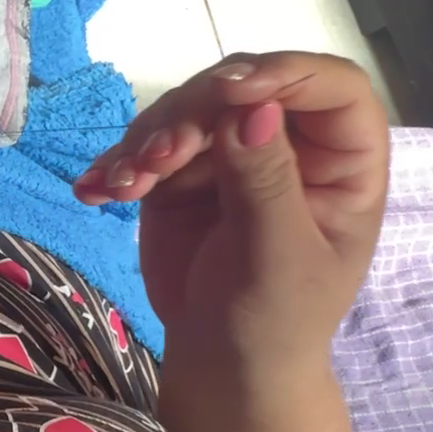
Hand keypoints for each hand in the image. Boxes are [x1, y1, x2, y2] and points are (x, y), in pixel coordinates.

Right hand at [73, 52, 388, 365]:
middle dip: (188, 117)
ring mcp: (224, 159)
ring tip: (121, 188)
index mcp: (339, 160)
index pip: (327, 88)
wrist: (221, 357)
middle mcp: (283, 146)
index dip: (282, 74)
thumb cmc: (273, 316)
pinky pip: (140, 153)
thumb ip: (265, 181)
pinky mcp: (174, 179)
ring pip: (180, 115)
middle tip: (154, 160)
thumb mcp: (278, 255)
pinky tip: (94, 192)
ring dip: (142, 145)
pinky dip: (114, 168)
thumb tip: (251, 108)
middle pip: (236, 93)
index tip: (230, 93)